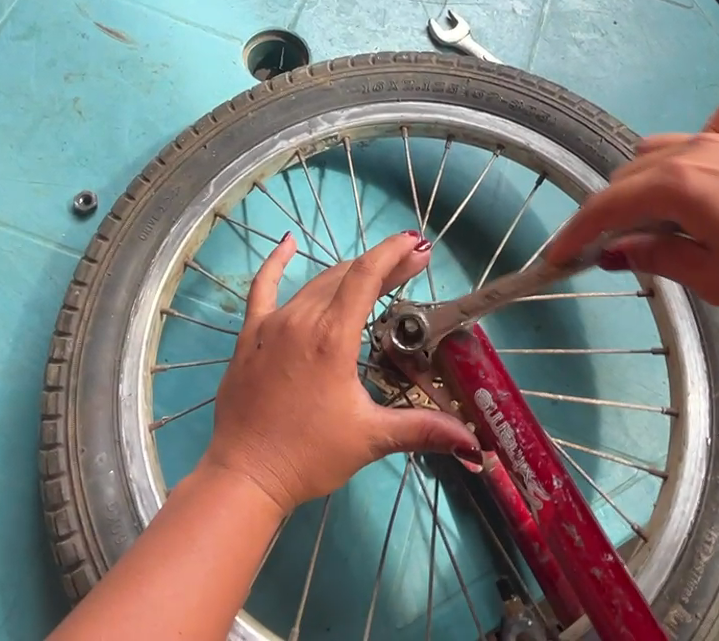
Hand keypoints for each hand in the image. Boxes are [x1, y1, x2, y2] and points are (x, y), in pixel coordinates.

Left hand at [198, 231, 478, 514]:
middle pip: (346, 275)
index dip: (393, 254)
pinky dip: (276, 263)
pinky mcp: (250, 334)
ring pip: (314, 283)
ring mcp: (271, 324)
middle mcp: (302, 319)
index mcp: (332, 337)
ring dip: (347, 272)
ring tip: (376, 270)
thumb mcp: (370, 438)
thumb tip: (474, 444)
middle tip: (412, 264)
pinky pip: (262, 288)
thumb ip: (422, 430)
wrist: (243, 476)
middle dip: (382, 265)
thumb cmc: (309, 455)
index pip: (366, 277)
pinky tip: (288, 243)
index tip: (417, 244)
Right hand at [548, 98, 718, 329]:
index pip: (609, 205)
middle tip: (613, 249)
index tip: (557, 258)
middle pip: (630, 174)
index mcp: (679, 186)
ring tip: (658, 218)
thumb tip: (618, 250)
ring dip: (647, 181)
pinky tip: (711, 168)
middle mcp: (696, 150)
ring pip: (663, 148)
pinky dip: (698, 143)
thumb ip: (659, 258)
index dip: (579, 233)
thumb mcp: (717, 281)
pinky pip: (715, 125)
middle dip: (612, 210)